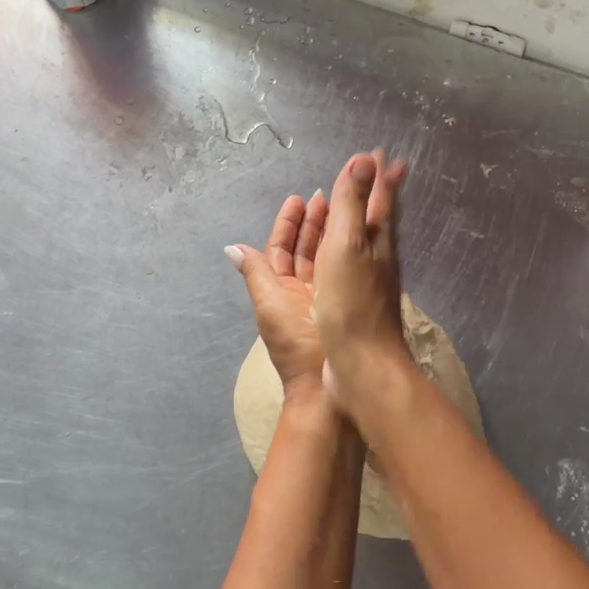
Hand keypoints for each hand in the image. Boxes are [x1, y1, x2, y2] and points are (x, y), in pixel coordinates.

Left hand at [226, 190, 331, 393]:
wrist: (329, 391)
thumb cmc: (297, 346)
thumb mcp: (270, 307)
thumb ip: (255, 274)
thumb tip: (231, 247)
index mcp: (277, 290)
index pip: (280, 247)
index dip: (288, 223)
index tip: (299, 198)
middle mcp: (299, 291)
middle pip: (303, 248)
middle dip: (311, 222)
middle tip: (326, 197)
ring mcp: (323, 299)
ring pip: (322, 257)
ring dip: (328, 232)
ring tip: (341, 208)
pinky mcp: (344, 306)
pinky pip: (340, 272)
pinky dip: (344, 252)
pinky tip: (357, 237)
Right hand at [312, 150, 411, 405]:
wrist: (363, 366)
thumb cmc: (350, 301)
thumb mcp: (346, 244)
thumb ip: (352, 202)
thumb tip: (364, 158)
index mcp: (377, 239)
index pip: (382, 197)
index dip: (381, 175)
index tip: (383, 154)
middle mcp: (379, 256)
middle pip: (380, 216)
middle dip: (378, 193)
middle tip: (377, 170)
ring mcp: (372, 281)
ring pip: (368, 239)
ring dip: (363, 218)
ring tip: (358, 205)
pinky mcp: (359, 303)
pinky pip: (354, 262)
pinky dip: (349, 247)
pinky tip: (348, 255)